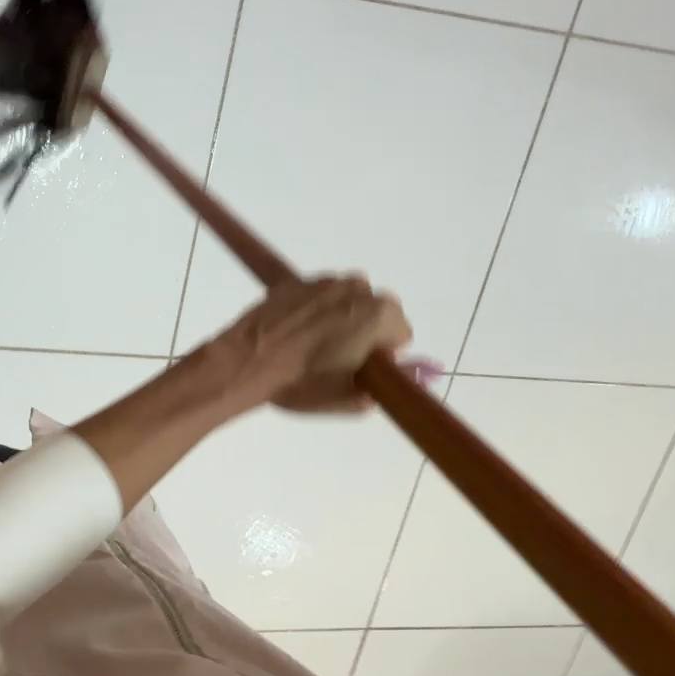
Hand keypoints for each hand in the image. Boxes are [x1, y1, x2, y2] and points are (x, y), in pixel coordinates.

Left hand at [208, 276, 412, 413]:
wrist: (243, 364)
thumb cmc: (302, 384)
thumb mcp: (353, 395)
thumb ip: (398, 381)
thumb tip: (431, 370)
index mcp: (380, 312)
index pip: (400, 334)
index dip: (380, 357)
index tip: (354, 370)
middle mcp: (357, 286)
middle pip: (374, 312)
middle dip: (361, 333)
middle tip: (331, 361)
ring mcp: (323, 280)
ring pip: (345, 302)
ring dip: (336, 320)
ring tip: (308, 348)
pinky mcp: (293, 281)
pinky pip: (315, 297)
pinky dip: (311, 312)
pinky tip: (291, 334)